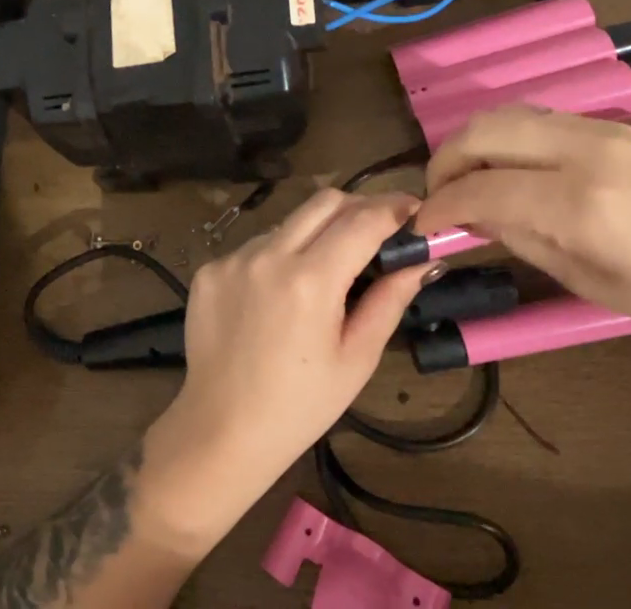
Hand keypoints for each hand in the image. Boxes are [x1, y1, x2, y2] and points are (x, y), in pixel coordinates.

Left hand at [137, 190, 434, 553]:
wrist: (223, 428)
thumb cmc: (301, 404)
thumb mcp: (357, 357)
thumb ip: (389, 299)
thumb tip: (421, 259)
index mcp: (310, 280)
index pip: (362, 220)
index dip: (393, 208)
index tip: (413, 210)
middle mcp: (267, 256)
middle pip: (323, 202)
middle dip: (357, 208)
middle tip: (376, 232)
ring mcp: (232, 259)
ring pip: (286, 224)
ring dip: (313, 236)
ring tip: (323, 277)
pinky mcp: (209, 270)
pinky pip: (253, 248)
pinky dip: (275, 259)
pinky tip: (277, 298)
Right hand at [414, 106, 630, 355]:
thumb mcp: (595, 285)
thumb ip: (523, 241)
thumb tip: (469, 222)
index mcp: (580, 205)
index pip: (478, 190)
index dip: (437, 207)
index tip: (418, 227)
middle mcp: (584, 152)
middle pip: (482, 132)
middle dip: (444, 161)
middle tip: (435, 196)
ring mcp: (603, 130)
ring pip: (506, 115)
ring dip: (471, 143)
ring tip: (465, 181)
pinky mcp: (616, 125)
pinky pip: (538, 119)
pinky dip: (505, 137)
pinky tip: (507, 168)